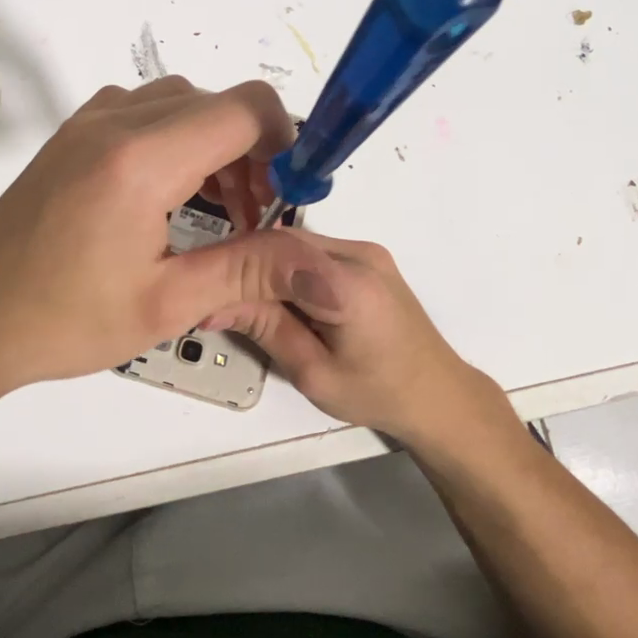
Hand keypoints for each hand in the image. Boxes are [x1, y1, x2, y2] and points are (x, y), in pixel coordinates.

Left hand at [0, 76, 335, 400]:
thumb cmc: (66, 320)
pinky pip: (137, 111)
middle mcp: (111, 124)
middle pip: (213, 102)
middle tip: (257, 218)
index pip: (244, 109)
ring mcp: (83, 125)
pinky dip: (171, 137)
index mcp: (140, 161)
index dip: (285, 142)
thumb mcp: (167, 303)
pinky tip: (171, 193)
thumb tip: (320, 261)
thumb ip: (249, 269)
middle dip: (252, 150)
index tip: (290, 194)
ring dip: (211, 142)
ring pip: (176, 102)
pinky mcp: (67, 137)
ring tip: (221, 209)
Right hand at [201, 231, 503, 440]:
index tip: (198, 287)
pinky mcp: (364, 258)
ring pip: (293, 242)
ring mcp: (365, 252)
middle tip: (207, 292)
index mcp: (349, 285)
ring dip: (258, 263)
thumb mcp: (312, 373)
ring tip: (230, 294)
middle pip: (282, 241)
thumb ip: (264, 329)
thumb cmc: (377, 393)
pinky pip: (310, 251)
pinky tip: (265, 292)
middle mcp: (360, 254)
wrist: (438, 395)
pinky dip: (280, 267)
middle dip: (240, 262)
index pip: (275, 253)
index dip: (231, 264)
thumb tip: (210, 306)